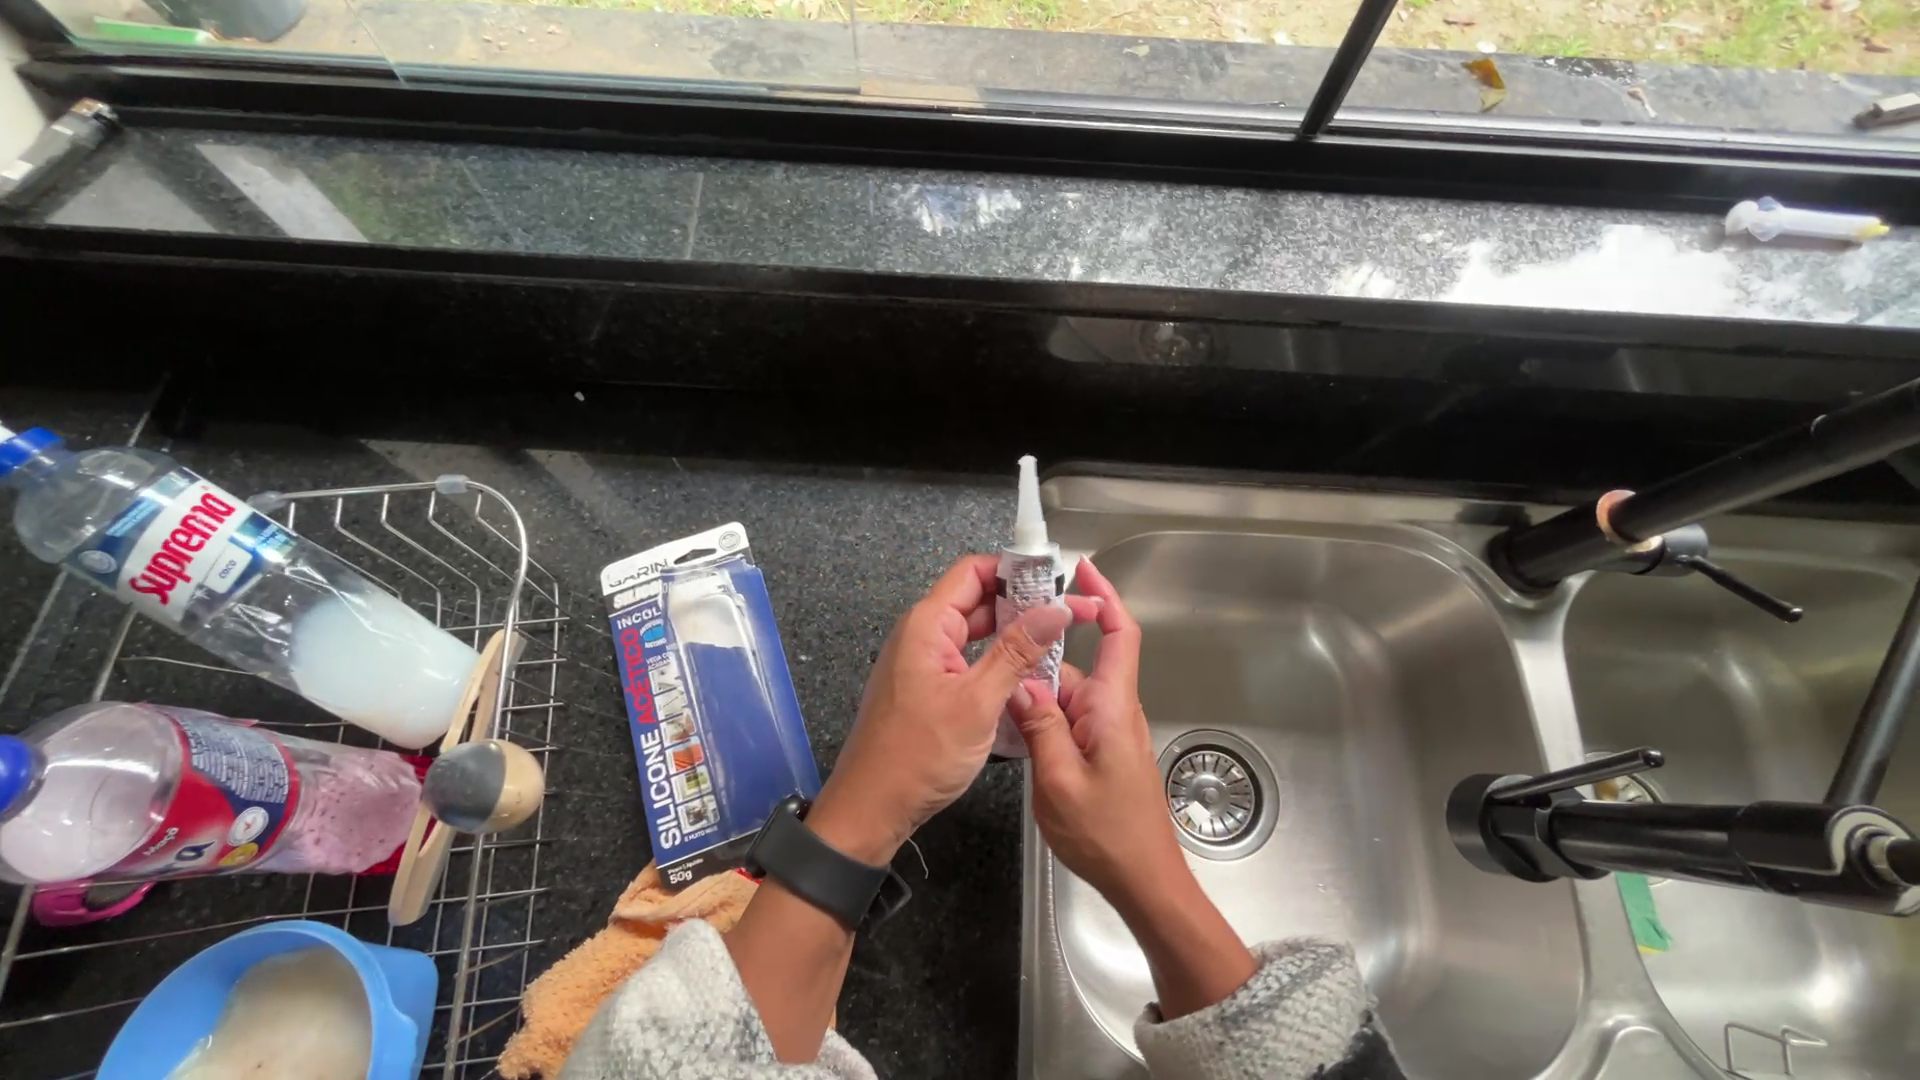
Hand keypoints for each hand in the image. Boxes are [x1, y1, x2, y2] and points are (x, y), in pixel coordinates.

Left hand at [809, 555, 1092, 865]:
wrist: (871, 807)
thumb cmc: (917, 756)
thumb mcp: (977, 701)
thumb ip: (1017, 652)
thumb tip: (1054, 611)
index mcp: (927, 625)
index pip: (973, 572)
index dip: (1015, 569)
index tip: (1054, 580)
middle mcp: (922, 634)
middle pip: (976, 600)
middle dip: (1022, 603)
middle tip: (1067, 614)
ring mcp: (923, 661)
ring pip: (974, 632)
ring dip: (1011, 634)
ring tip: (1054, 642)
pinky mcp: (927, 687)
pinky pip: (967, 659)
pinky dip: (996, 660)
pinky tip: (1026, 673)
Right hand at [1009, 558, 1256, 1019]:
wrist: (1144, 882)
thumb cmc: (1108, 835)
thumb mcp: (1060, 781)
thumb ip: (1041, 728)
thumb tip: (1021, 684)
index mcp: (1112, 707)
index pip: (1119, 635)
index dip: (1105, 597)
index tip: (1082, 570)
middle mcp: (1113, 712)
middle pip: (1075, 667)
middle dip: (1040, 659)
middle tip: (998, 653)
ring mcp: (1108, 733)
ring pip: (1065, 697)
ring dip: (1036, 698)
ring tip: (996, 703)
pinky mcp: (1101, 753)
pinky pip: (1067, 721)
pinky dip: (1042, 720)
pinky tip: (1015, 734)